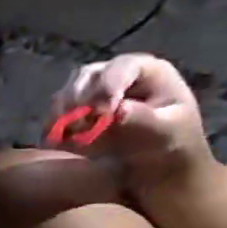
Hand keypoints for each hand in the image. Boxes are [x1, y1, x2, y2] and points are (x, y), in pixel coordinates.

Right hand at [51, 53, 208, 167]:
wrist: (158, 160)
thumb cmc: (172, 141)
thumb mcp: (167, 131)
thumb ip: (144, 119)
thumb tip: (118, 110)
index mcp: (147, 70)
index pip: (122, 67)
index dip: (108, 85)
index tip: (102, 113)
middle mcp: (115, 74)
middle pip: (87, 75)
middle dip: (78, 98)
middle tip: (77, 124)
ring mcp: (92, 89)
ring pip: (67, 92)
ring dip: (62, 113)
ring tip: (65, 135)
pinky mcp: (75, 109)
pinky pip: (57, 112)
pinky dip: (54, 126)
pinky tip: (56, 140)